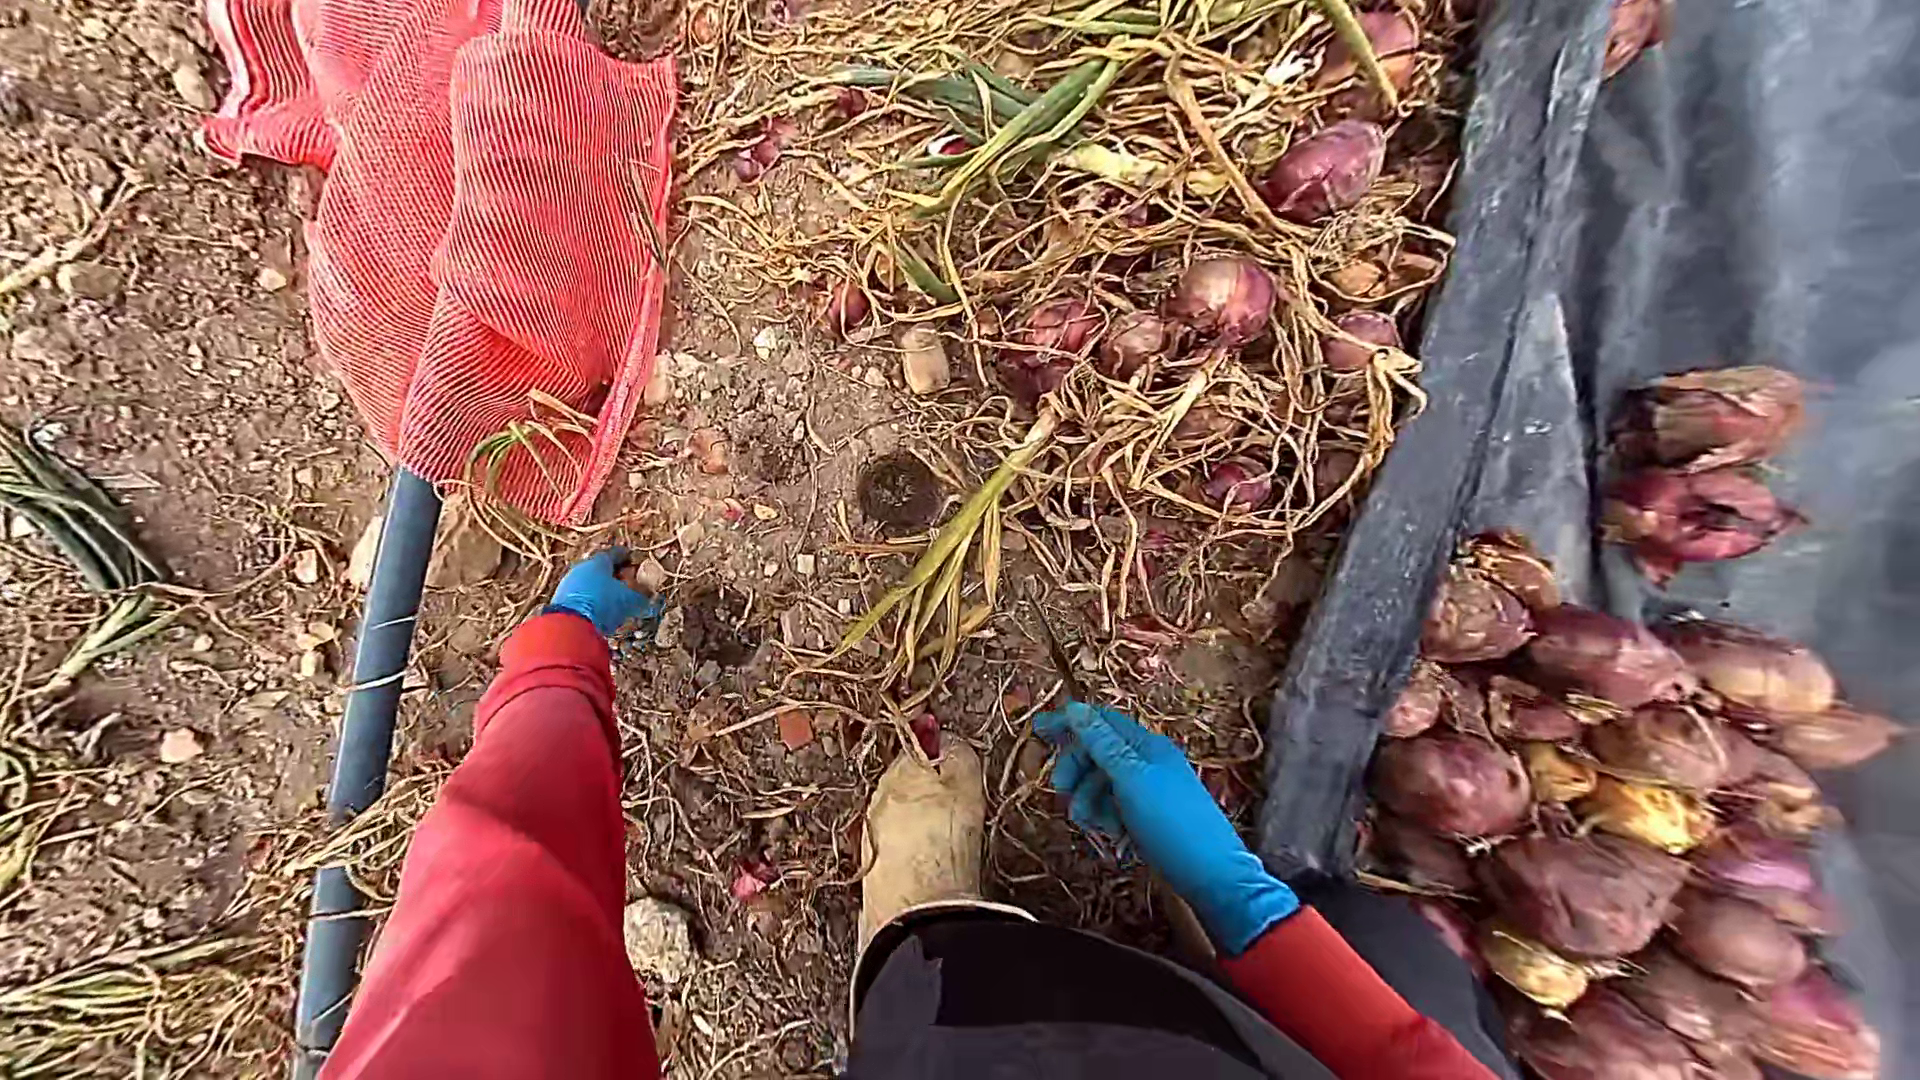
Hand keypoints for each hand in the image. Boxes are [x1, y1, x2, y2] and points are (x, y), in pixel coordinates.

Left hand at [545, 549, 664, 641]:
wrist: (569, 626)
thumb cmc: (604, 603)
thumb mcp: (631, 600)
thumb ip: (643, 597)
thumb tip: (653, 598)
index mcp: (598, 561)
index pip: (615, 553)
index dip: (627, 556)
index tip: (634, 560)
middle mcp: (581, 569)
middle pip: (601, 568)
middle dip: (615, 575)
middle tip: (628, 581)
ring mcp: (568, 585)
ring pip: (591, 583)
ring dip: (604, 589)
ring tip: (617, 599)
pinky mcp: (562, 602)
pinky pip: (583, 597)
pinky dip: (594, 601)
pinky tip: (603, 611)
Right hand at [1034, 701, 1298, 954]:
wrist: (1215, 879)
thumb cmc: (1171, 823)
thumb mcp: (1130, 778)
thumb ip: (1101, 743)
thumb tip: (1075, 708)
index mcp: (1145, 745)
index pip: (1100, 720)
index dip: (1068, 723)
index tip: (1038, 732)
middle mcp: (1147, 761)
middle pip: (1098, 752)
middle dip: (1076, 768)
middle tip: (1061, 790)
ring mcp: (1149, 790)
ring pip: (1103, 782)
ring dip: (1088, 797)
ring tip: (1087, 821)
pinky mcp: (1149, 817)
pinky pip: (1115, 806)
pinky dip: (1105, 815)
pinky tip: (1108, 833)